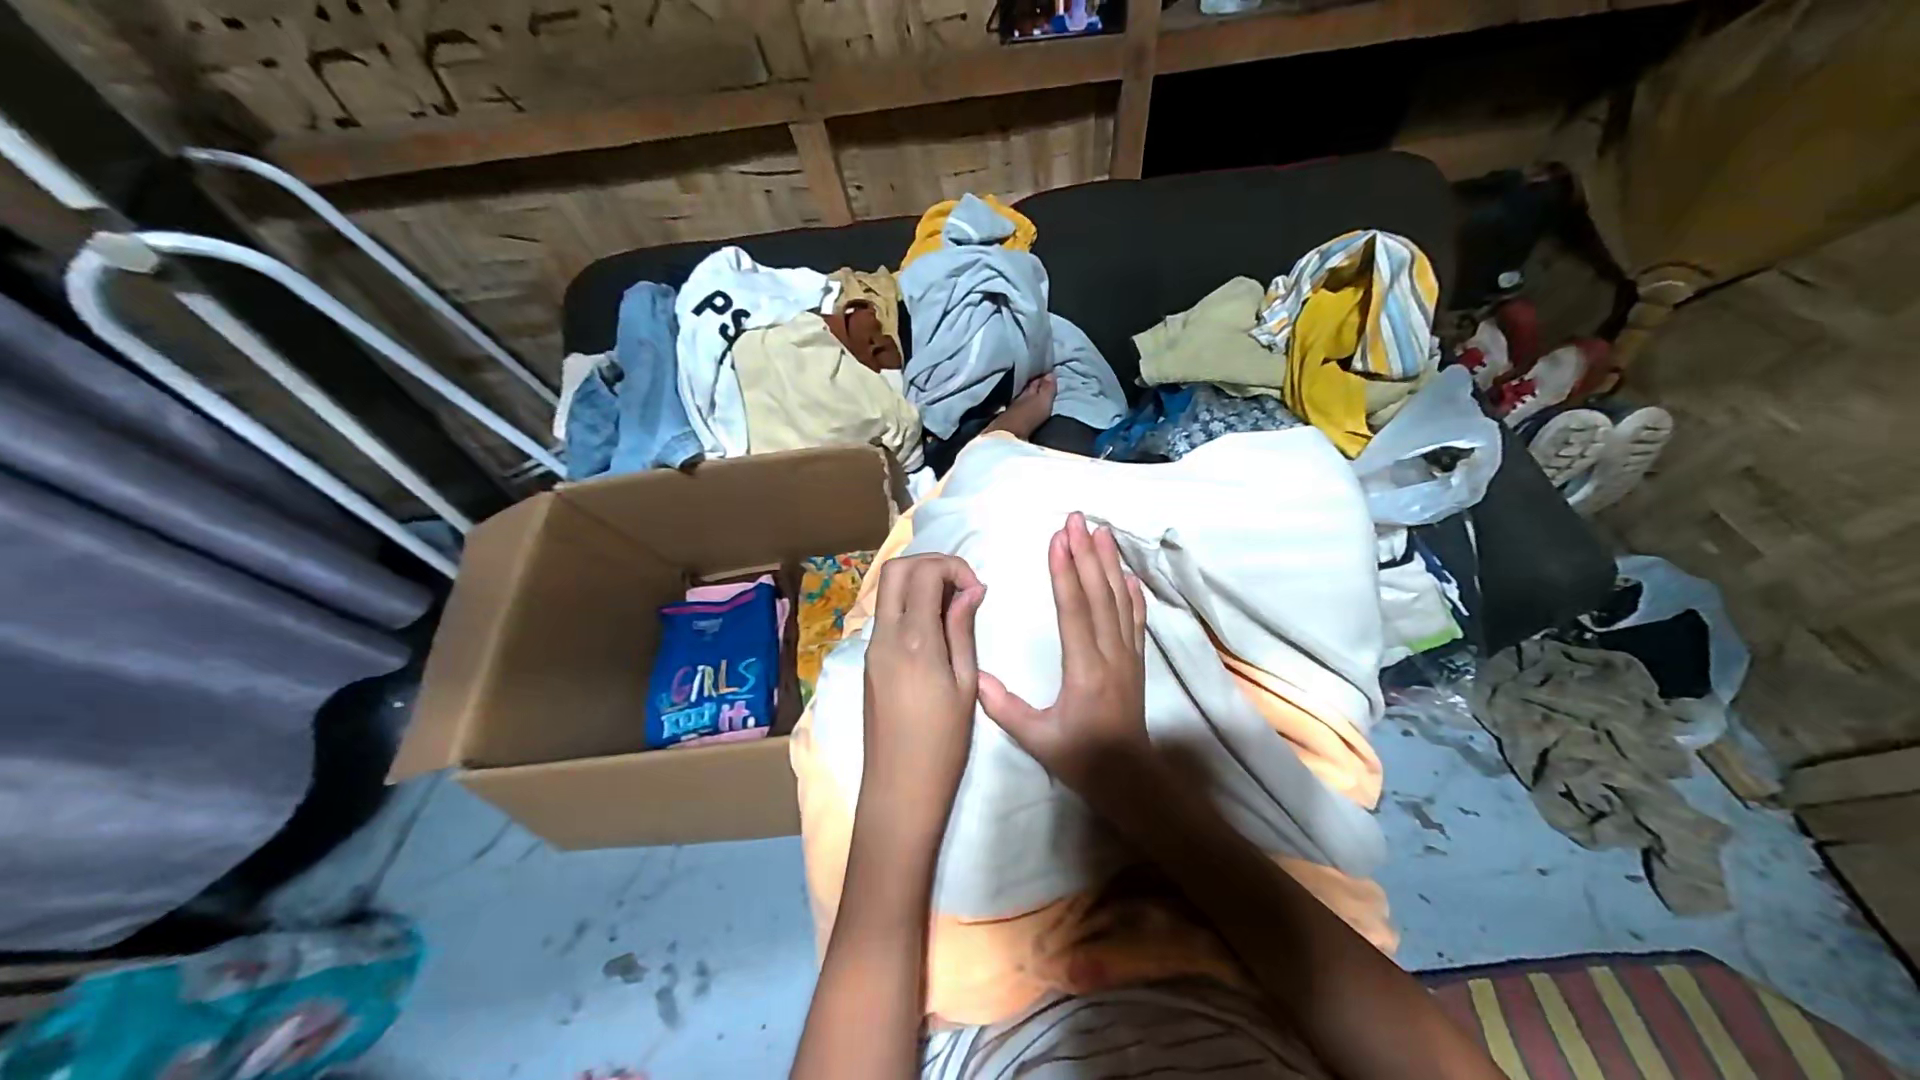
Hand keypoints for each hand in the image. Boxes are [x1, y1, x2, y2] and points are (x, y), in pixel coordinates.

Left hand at [861, 554, 986, 824]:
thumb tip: (971, 590)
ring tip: (951, 609)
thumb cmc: (943, 743)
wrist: (899, 789)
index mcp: (913, 640)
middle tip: (961, 587)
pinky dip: (909, 606)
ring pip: (887, 591)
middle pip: (896, 570)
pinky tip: (934, 630)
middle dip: (930, 564)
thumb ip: (962, 629)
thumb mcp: (965, 683)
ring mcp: (871, 648)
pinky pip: (886, 616)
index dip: (953, 567)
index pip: (923, 573)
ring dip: (918, 583)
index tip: (976, 588)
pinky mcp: (868, 662)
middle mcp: (885, 636)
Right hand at [978, 512, 1149, 806]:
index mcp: (1085, 669)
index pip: (1074, 610)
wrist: (1131, 779)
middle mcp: (1110, 654)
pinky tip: (1128, 574)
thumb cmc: (1081, 758)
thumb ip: (1005, 707)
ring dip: (1110, 564)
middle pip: (1098, 594)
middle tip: (1077, 519)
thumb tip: (975, 677)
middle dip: (1086, 553)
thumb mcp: (1037, 738)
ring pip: (1119, 600)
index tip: (1058, 539)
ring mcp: (1128, 656)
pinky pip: (1135, 619)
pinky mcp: (1136, 661)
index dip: (1065, 572)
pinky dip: (1132, 593)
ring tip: (1102, 531)